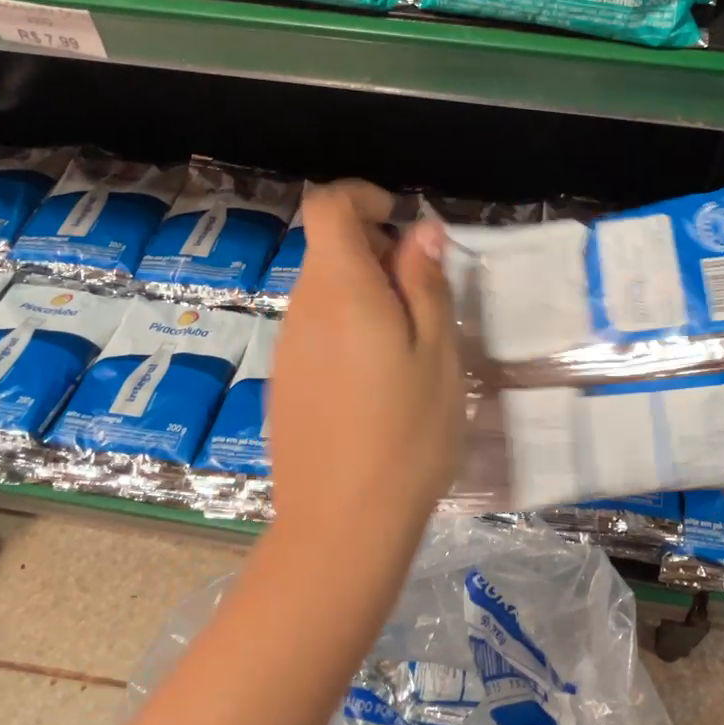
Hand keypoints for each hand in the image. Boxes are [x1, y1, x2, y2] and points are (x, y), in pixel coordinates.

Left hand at [266, 181, 464, 539]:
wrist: (341, 526)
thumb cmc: (406, 434)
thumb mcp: (437, 352)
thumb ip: (426, 283)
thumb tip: (421, 229)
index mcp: (341, 289)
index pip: (328, 206)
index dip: (363, 198)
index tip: (403, 224)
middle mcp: (303, 308)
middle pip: (329, 247)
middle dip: (378, 251)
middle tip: (425, 297)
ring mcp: (289, 347)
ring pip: (325, 290)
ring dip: (367, 292)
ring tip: (410, 344)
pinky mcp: (286, 381)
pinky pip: (317, 329)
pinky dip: (349, 327)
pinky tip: (378, 380)